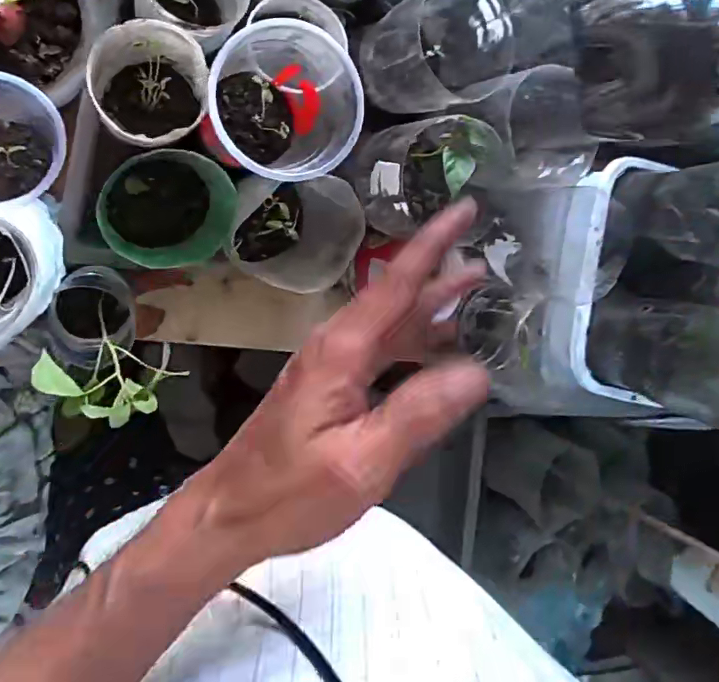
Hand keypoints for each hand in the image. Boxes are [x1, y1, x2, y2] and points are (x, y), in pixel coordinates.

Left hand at [171, 199, 490, 572]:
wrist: (232, 509)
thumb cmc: (292, 491)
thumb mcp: (363, 462)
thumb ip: (418, 414)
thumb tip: (477, 372)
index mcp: (343, 349)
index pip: (398, 283)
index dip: (434, 243)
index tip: (465, 208)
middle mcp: (338, 344)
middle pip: (398, 297)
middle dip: (440, 270)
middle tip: (486, 251)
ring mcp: (334, 363)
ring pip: (392, 323)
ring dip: (432, 306)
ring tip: (475, 290)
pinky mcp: (334, 384)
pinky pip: (384, 350)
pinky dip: (417, 341)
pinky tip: (441, 349)